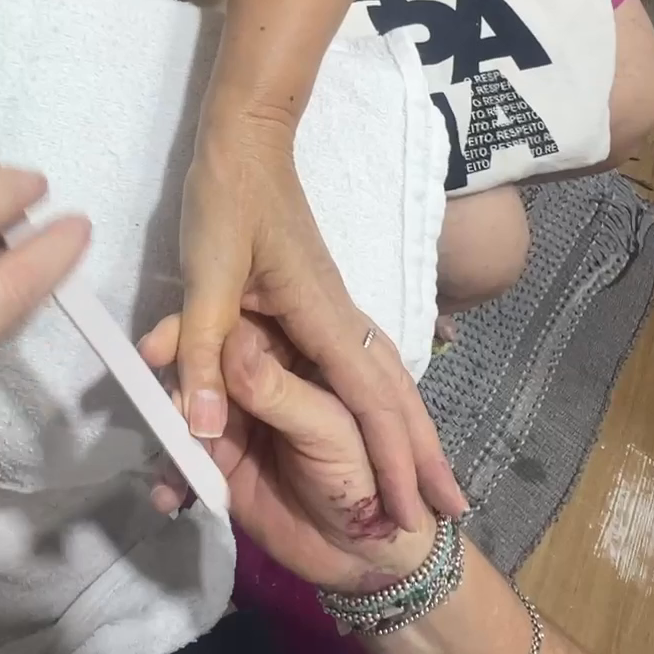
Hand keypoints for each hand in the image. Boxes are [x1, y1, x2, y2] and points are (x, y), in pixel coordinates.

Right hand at [144, 315, 434, 591]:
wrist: (357, 558)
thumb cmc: (363, 479)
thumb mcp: (329, 431)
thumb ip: (279, 391)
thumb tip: (229, 341)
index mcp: (289, 354)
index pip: (235, 329)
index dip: (197, 333)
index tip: (161, 347)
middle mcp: (253, 375)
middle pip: (200, 364)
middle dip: (172, 385)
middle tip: (154, 407)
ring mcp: (230, 416)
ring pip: (184, 408)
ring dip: (166, 431)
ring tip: (169, 466)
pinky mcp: (213, 458)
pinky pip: (181, 457)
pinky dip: (169, 474)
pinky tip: (167, 496)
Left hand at [174, 111, 467, 528]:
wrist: (247, 140)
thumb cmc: (228, 201)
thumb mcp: (208, 277)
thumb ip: (204, 350)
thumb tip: (200, 430)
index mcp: (324, 314)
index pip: (372, 398)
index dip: (396, 458)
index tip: (420, 514)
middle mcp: (341, 314)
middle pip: (395, 389)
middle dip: (423, 450)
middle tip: (453, 508)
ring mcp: (332, 303)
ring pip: (380, 372)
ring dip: (405, 424)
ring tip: (425, 471)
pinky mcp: (314, 295)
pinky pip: (354, 356)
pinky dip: (373, 393)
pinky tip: (368, 409)